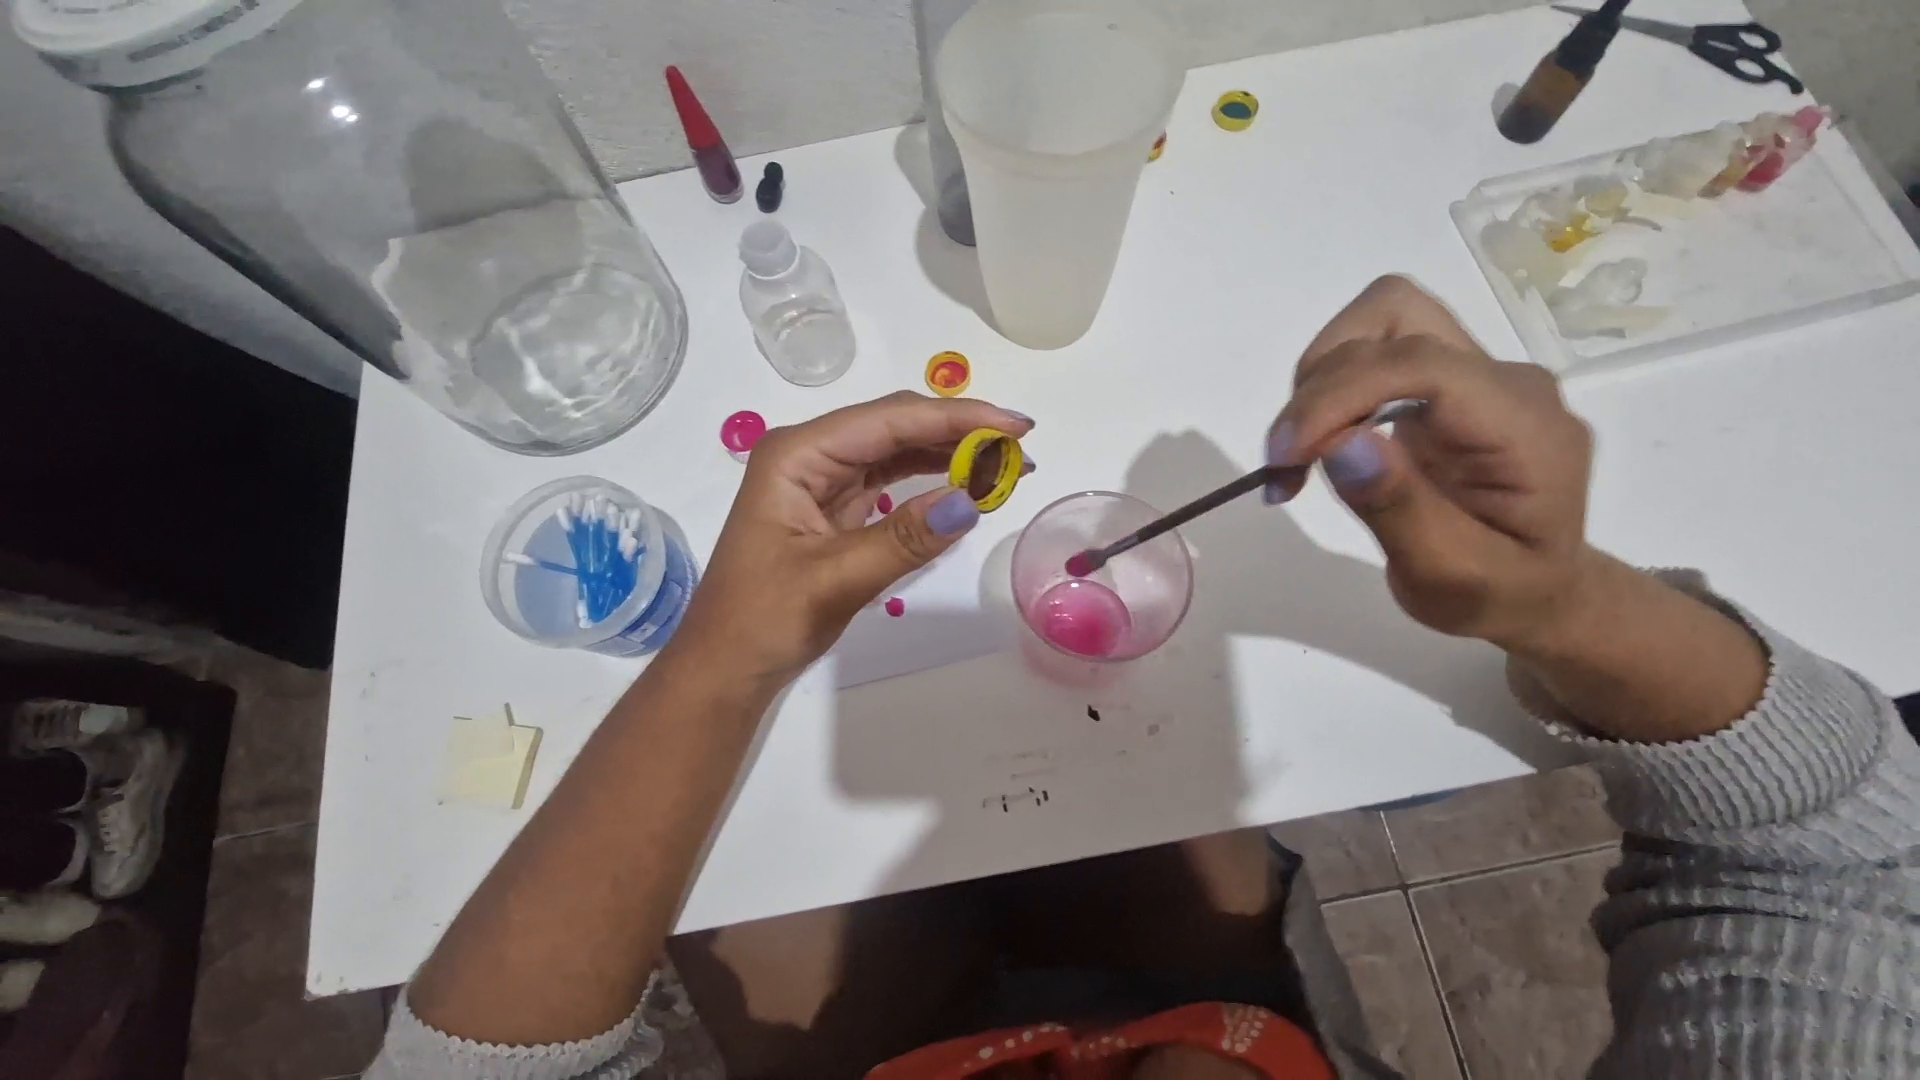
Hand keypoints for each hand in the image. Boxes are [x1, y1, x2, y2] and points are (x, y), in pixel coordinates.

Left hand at [672, 391, 1033, 685]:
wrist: (726, 666)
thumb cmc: (763, 619)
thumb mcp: (835, 579)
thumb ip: (903, 538)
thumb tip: (970, 503)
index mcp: (798, 455)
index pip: (888, 421)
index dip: (956, 419)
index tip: (1015, 427)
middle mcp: (810, 455)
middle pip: (894, 426)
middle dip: (958, 432)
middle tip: (1021, 448)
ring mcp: (821, 481)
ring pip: (896, 451)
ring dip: (949, 454)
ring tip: (1006, 465)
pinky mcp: (835, 508)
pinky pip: (890, 481)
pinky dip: (929, 481)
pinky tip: (965, 485)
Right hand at [1266, 276, 1597, 648]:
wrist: (1534, 591)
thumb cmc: (1499, 593)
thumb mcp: (1453, 578)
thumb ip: (1402, 511)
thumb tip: (1343, 443)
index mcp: (1523, 423)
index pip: (1421, 364)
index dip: (1340, 396)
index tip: (1285, 456)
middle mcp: (1502, 379)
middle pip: (1392, 317)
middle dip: (1321, 383)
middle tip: (1287, 462)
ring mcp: (1470, 375)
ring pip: (1374, 323)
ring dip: (1317, 382)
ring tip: (1296, 457)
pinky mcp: (1436, 386)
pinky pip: (1366, 357)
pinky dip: (1322, 395)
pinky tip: (1313, 451)